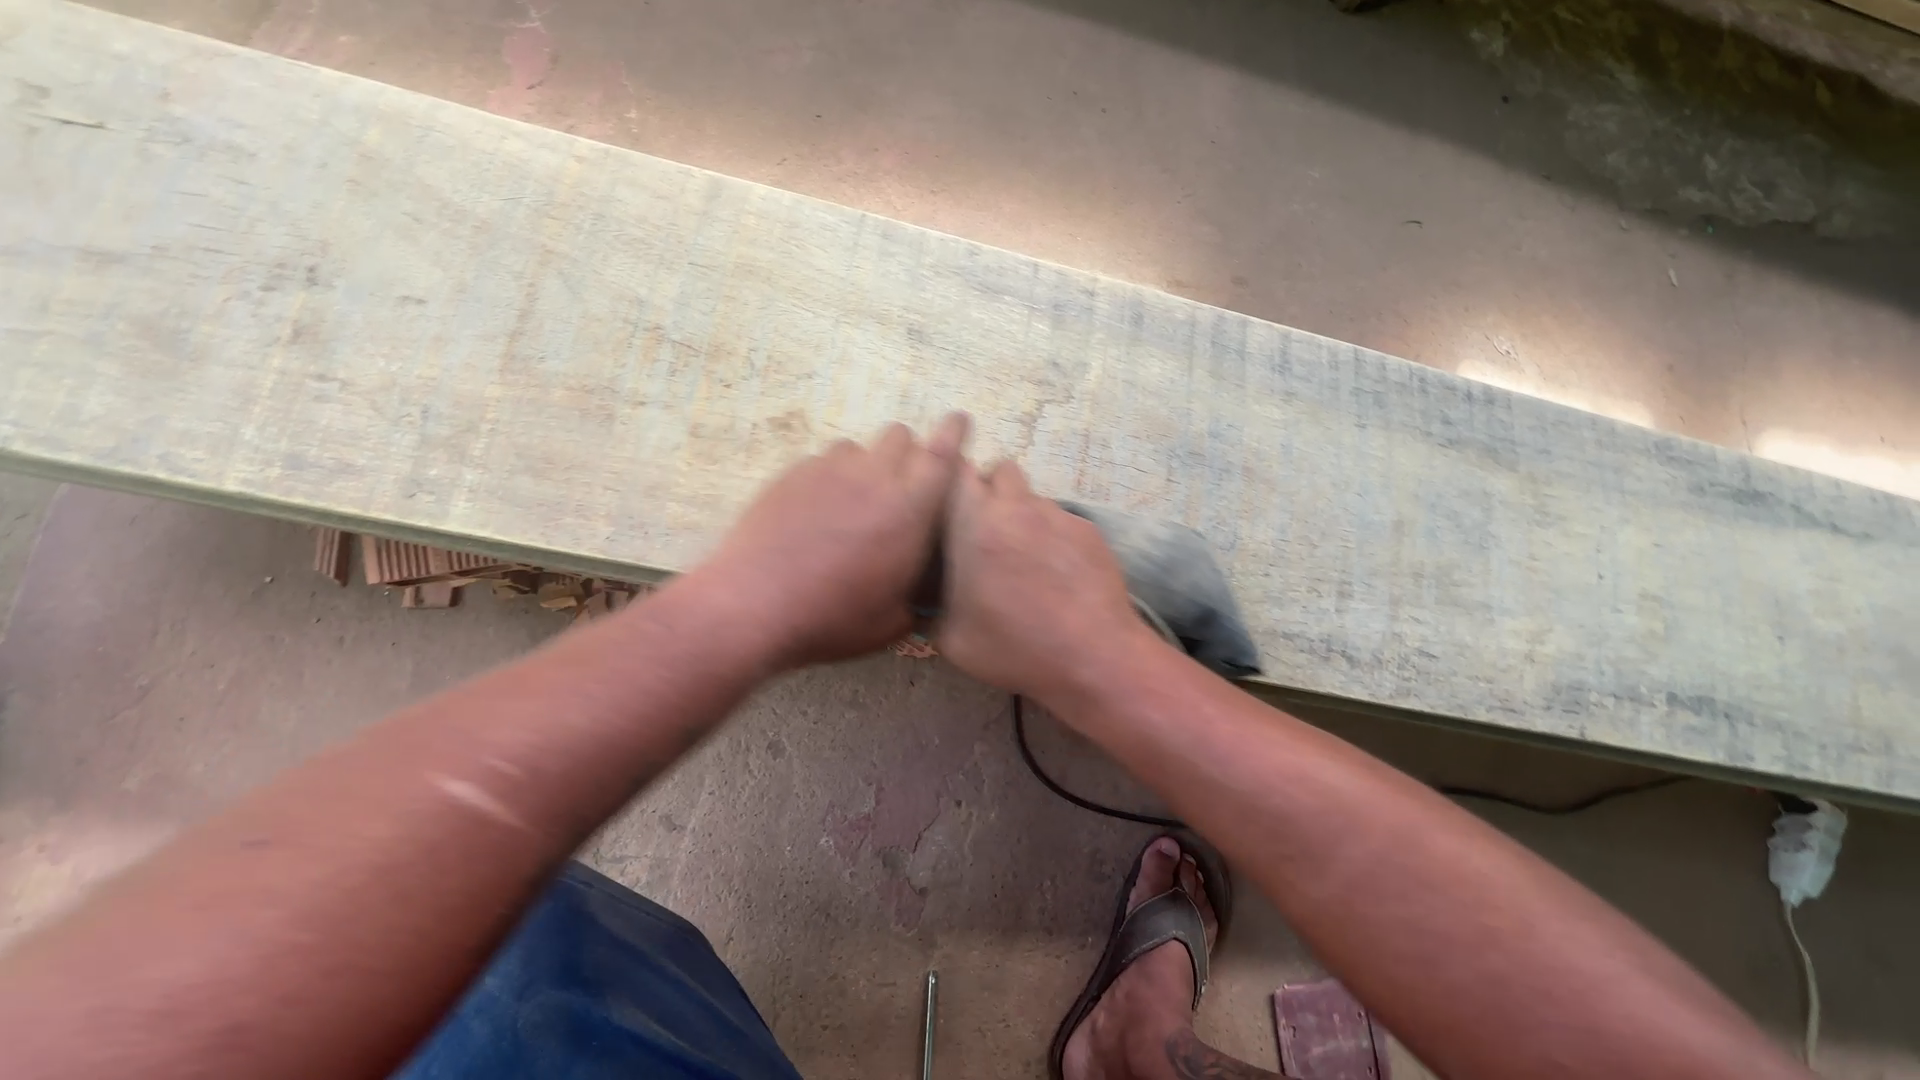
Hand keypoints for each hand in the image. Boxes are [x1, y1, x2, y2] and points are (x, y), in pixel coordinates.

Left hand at [697, 413, 968, 668]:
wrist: (754, 606)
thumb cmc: (832, 619)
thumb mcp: (891, 622)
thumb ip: (917, 597)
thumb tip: (922, 593)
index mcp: (909, 510)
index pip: (943, 453)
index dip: (955, 432)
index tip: (959, 420)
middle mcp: (873, 478)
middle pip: (900, 435)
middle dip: (908, 452)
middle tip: (900, 486)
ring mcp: (828, 470)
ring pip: (858, 446)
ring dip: (867, 464)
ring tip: (855, 501)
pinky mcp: (791, 474)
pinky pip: (822, 461)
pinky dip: (830, 477)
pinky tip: (818, 511)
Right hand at [936, 460, 1155, 702]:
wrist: (1092, 656)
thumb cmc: (1015, 648)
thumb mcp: (953, 639)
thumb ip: (935, 604)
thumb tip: (933, 597)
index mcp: (976, 525)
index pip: (958, 471)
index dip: (952, 483)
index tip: (951, 506)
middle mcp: (1018, 508)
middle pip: (1000, 472)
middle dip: (991, 491)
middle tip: (987, 530)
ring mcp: (1058, 516)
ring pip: (1033, 498)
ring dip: (1023, 517)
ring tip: (1027, 562)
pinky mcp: (1089, 530)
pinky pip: (1062, 521)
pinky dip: (1054, 539)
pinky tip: (1059, 576)